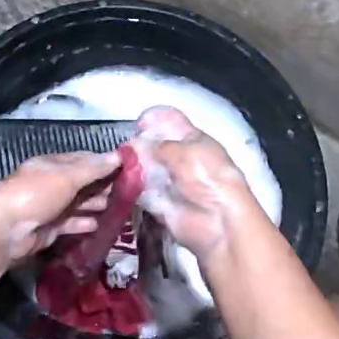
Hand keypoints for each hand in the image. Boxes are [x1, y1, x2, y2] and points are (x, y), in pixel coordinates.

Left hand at [0, 151, 119, 296]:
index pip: (81, 160)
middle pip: (81, 183)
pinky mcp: (47, 230)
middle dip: (102, 186)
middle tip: (130, 192)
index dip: (103, 163)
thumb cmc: (35, 194)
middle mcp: (49, 184)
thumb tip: (117, 156)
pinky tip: (101, 225)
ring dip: (96, 205)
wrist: (5, 230)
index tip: (127, 168)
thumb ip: (92, 169)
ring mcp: (48, 208)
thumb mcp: (66, 176)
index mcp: (50, 165)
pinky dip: (85, 223)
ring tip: (121, 209)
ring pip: (77, 204)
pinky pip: (70, 224)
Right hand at [133, 106, 261, 258]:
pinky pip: (139, 191)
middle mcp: (181, 159)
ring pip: (143, 167)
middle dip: (138, 144)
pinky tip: (123, 184)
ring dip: (132, 166)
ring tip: (121, 166)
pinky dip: (131, 187)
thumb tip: (138, 145)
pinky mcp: (159, 202)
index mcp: (193, 140)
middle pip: (153, 145)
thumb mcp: (185, 151)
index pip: (171, 121)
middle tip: (124, 149)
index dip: (154, 118)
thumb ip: (159, 144)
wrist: (217, 220)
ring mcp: (169, 181)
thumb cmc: (208, 177)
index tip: (138, 123)